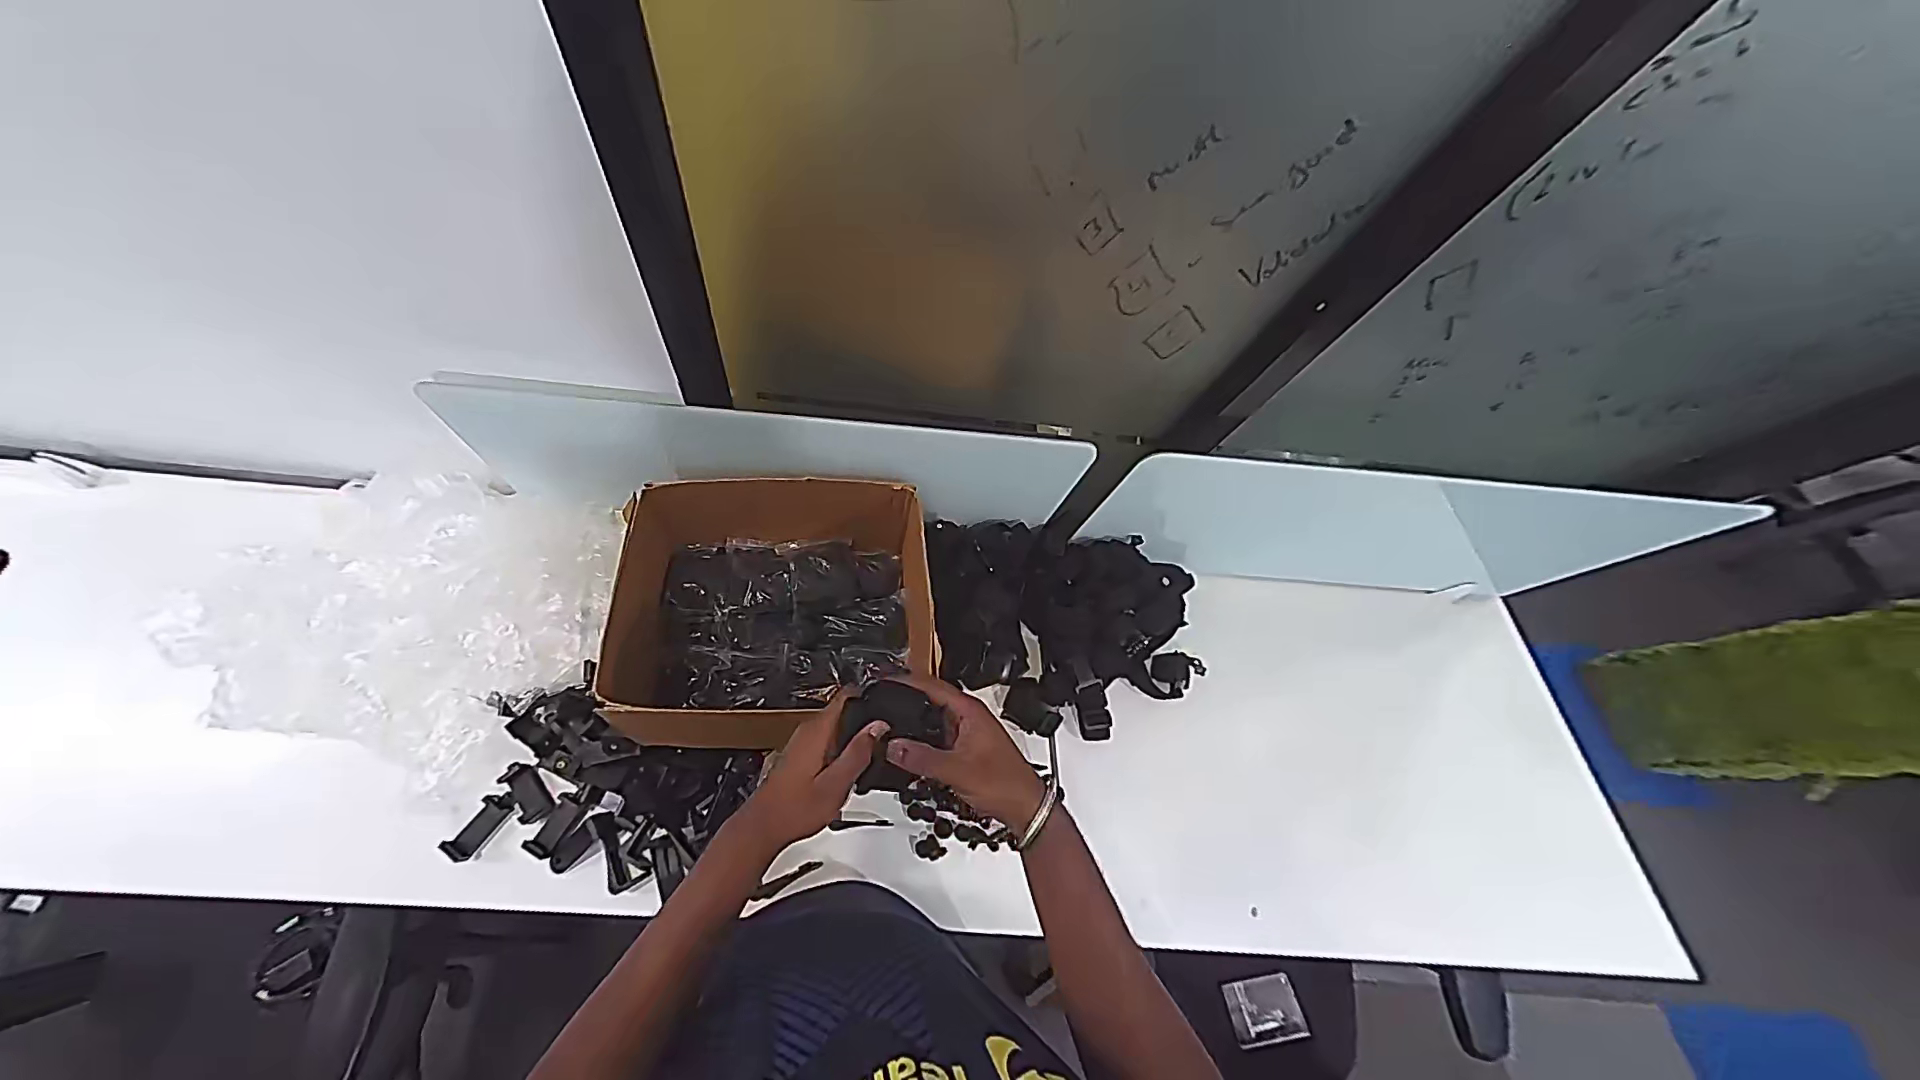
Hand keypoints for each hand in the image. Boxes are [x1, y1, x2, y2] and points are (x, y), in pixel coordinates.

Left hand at [727, 689, 887, 858]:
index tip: (885, 709)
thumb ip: (858, 753)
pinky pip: (829, 742)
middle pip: (845, 712)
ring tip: (862, 764)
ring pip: (838, 728)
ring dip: (853, 741)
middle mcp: (807, 731)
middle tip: (878, 746)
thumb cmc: (792, 810)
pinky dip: (841, 752)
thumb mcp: (836, 785)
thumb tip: (877, 728)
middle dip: (864, 724)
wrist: (763, 828)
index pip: (846, 696)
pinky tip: (843, 775)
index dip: (869, 697)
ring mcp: (802, 741)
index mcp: (817, 731)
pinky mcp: (801, 753)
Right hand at [882, 674, 1047, 829]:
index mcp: (970, 711)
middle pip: (931, 701)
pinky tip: (910, 753)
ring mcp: (968, 733)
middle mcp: (970, 717)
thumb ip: (922, 758)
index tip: (886, 679)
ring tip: (890, 728)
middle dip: (906, 701)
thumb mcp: (957, 770)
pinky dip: (923, 742)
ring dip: (914, 725)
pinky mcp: (966, 749)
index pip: (933, 685)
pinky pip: (938, 739)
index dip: (907, 680)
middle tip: (883, 700)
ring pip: (934, 722)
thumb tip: (895, 747)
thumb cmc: (1006, 783)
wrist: (1025, 808)